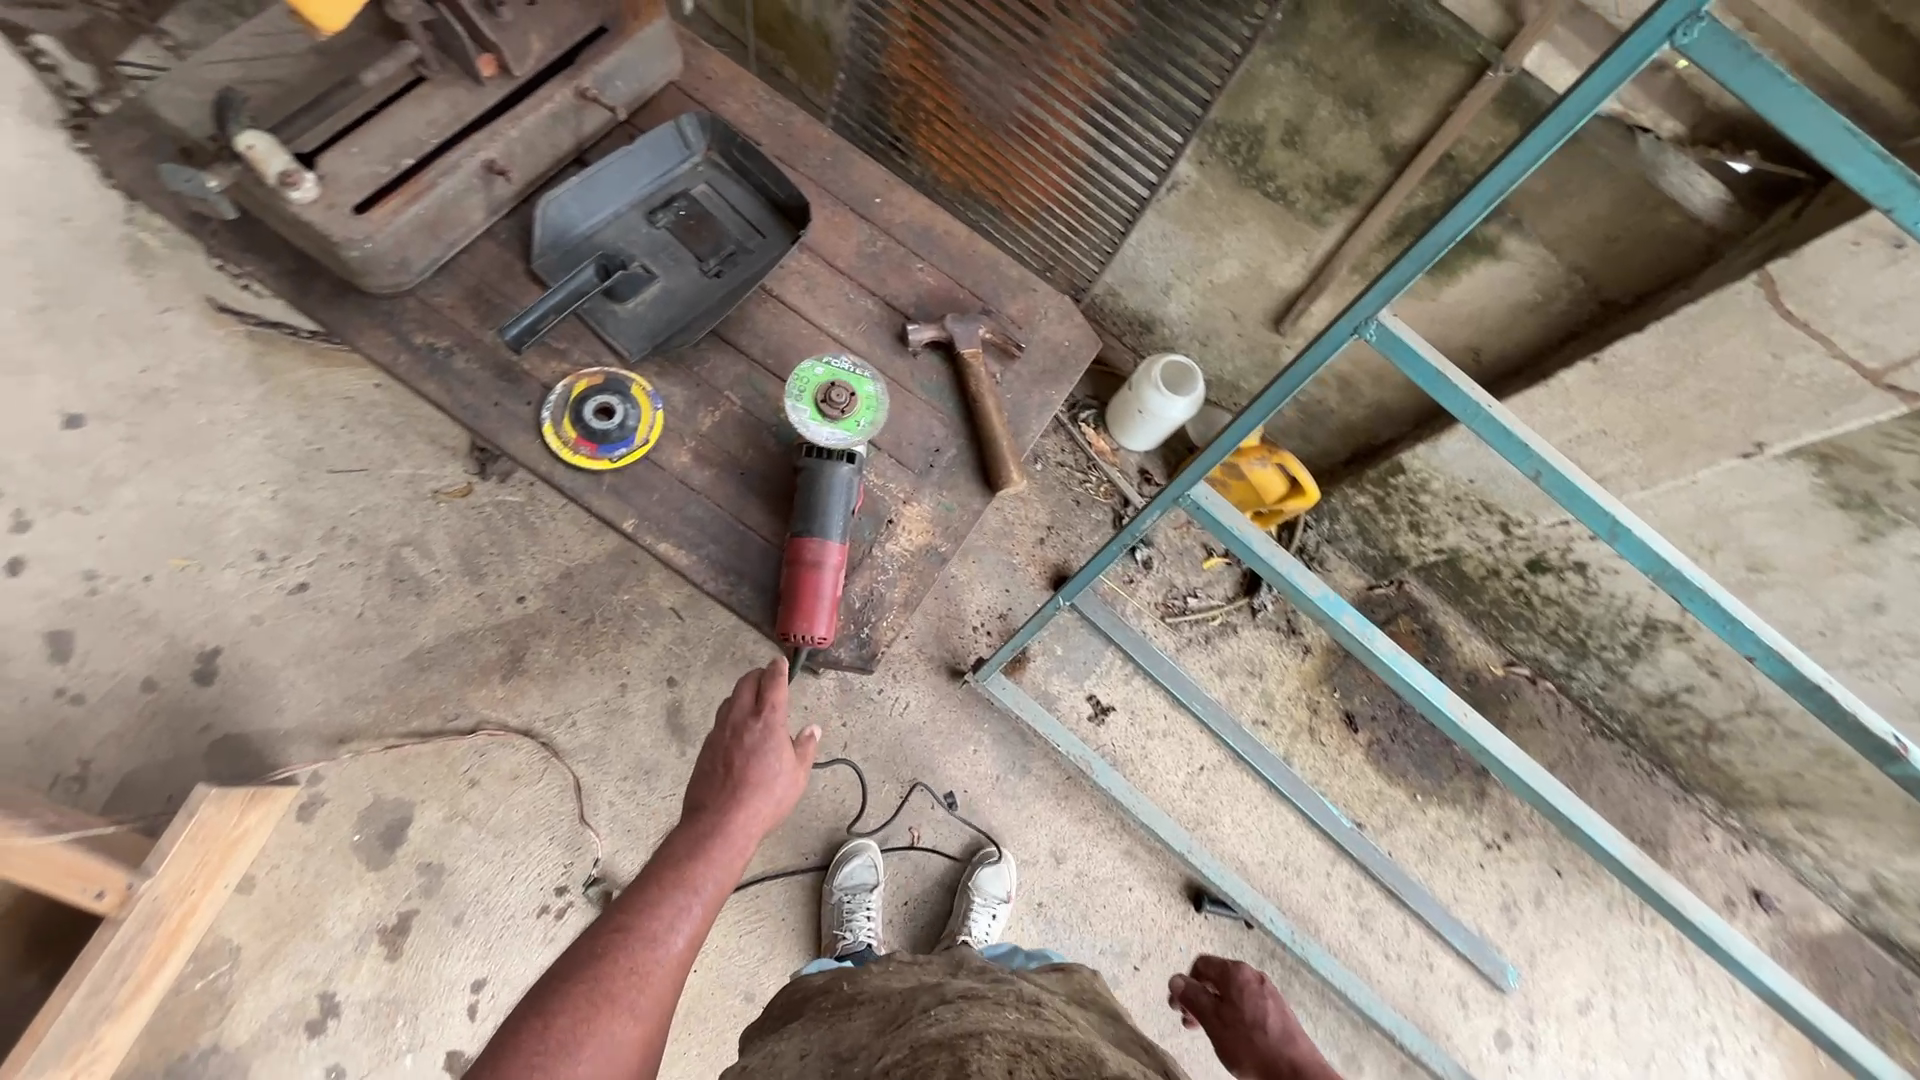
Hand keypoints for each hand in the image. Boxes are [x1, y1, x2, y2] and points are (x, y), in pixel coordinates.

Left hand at [680, 658, 821, 842]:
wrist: (719, 823)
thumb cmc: (765, 799)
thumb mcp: (798, 776)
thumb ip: (805, 748)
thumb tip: (812, 730)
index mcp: (767, 720)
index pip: (773, 681)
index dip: (778, 668)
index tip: (780, 662)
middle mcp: (741, 718)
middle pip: (746, 682)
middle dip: (758, 674)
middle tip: (768, 678)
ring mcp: (719, 731)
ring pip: (730, 699)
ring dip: (742, 693)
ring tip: (753, 703)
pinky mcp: (706, 747)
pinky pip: (720, 720)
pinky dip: (731, 715)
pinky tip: (738, 732)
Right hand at [1168, 956, 1338, 1079]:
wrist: (1297, 1074)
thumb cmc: (1250, 1045)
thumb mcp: (1213, 1022)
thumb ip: (1192, 998)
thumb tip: (1175, 979)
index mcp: (1235, 972)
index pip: (1201, 964)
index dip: (1185, 983)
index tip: (1179, 1008)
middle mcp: (1253, 975)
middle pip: (1217, 978)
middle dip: (1199, 998)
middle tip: (1190, 1022)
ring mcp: (1268, 992)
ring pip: (1233, 993)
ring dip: (1215, 1008)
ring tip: (1210, 1031)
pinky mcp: (1279, 1011)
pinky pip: (1248, 1004)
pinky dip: (1234, 1014)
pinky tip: (1234, 1036)